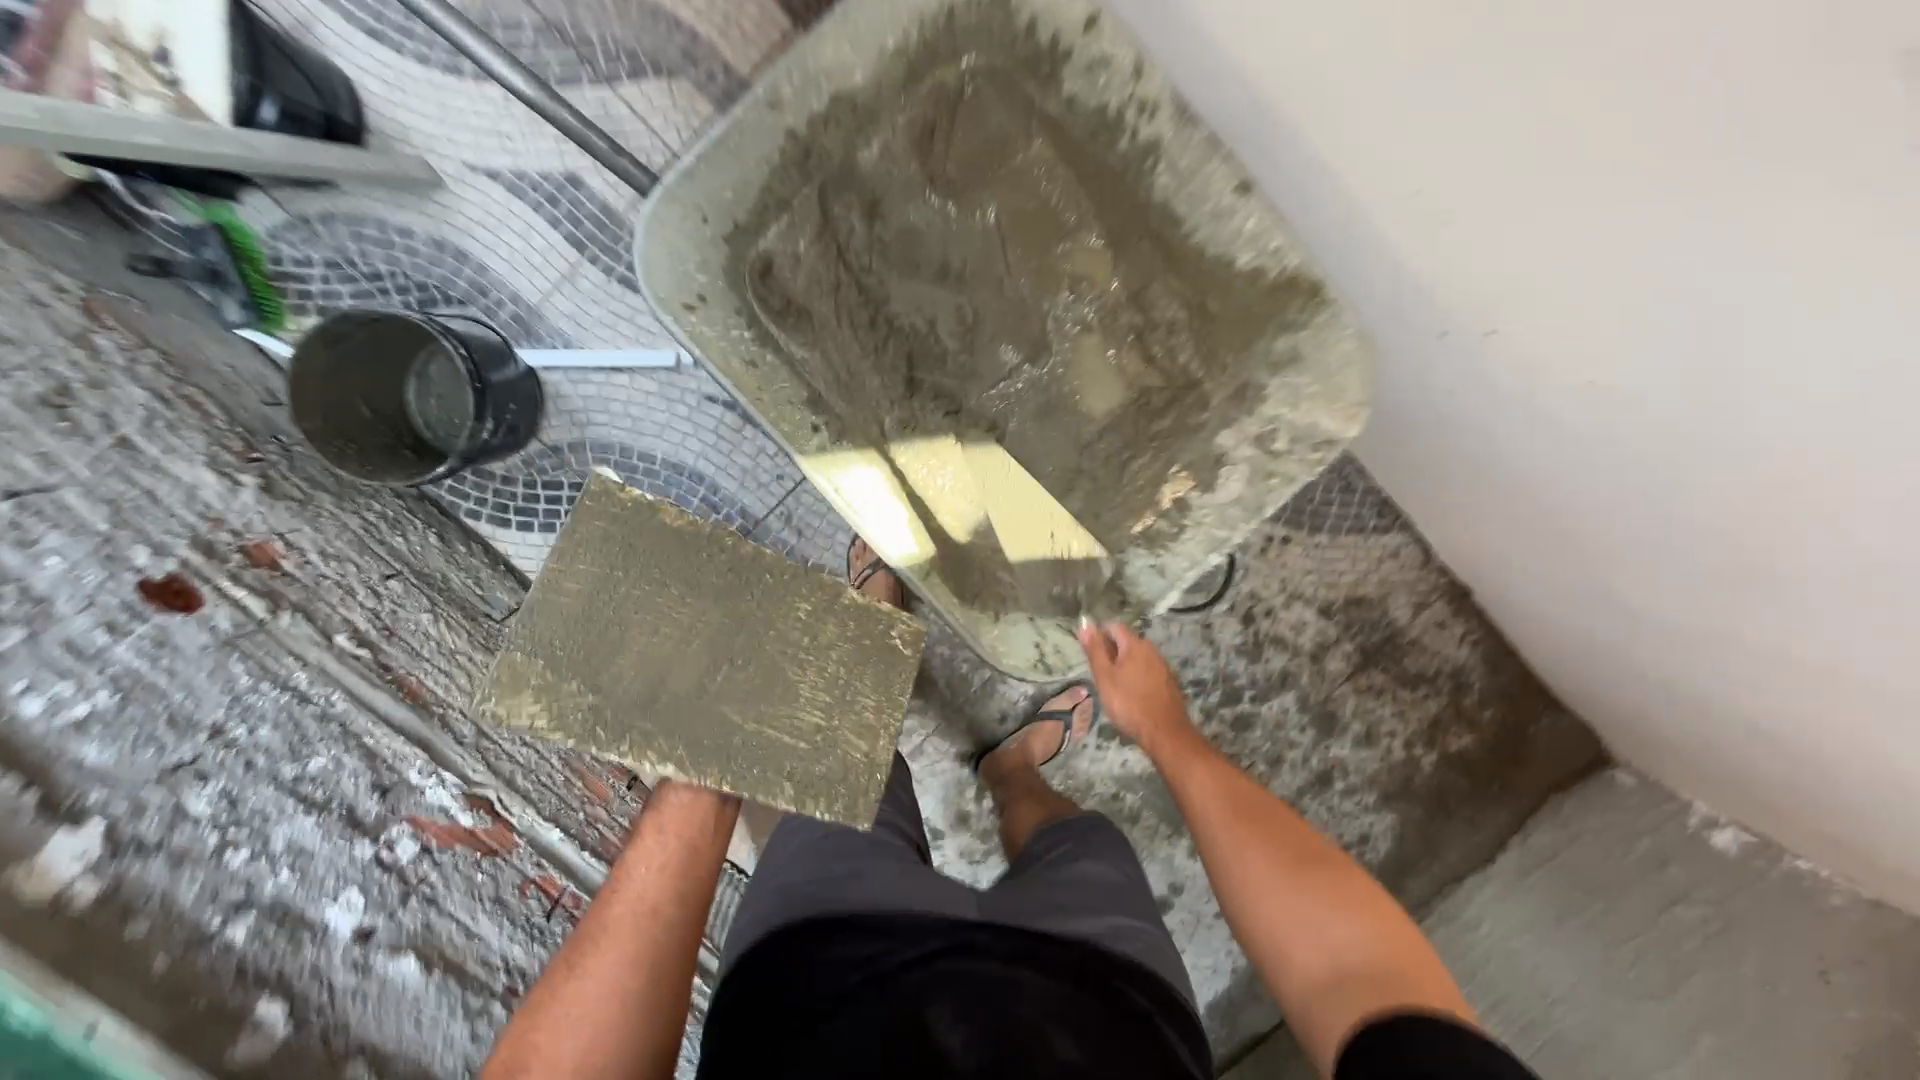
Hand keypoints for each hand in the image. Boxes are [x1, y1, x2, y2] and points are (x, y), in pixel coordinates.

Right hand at [1077, 621, 1196, 756]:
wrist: (1164, 732)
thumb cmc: (1128, 703)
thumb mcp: (1104, 676)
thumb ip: (1095, 650)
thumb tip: (1085, 622)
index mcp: (1135, 644)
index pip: (1114, 626)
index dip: (1099, 634)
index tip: (1090, 653)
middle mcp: (1151, 650)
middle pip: (1127, 641)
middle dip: (1111, 651)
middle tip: (1099, 672)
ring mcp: (1162, 666)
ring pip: (1137, 657)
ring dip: (1123, 664)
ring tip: (1113, 685)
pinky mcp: (1167, 681)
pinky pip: (1147, 670)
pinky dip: (1136, 675)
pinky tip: (1131, 694)